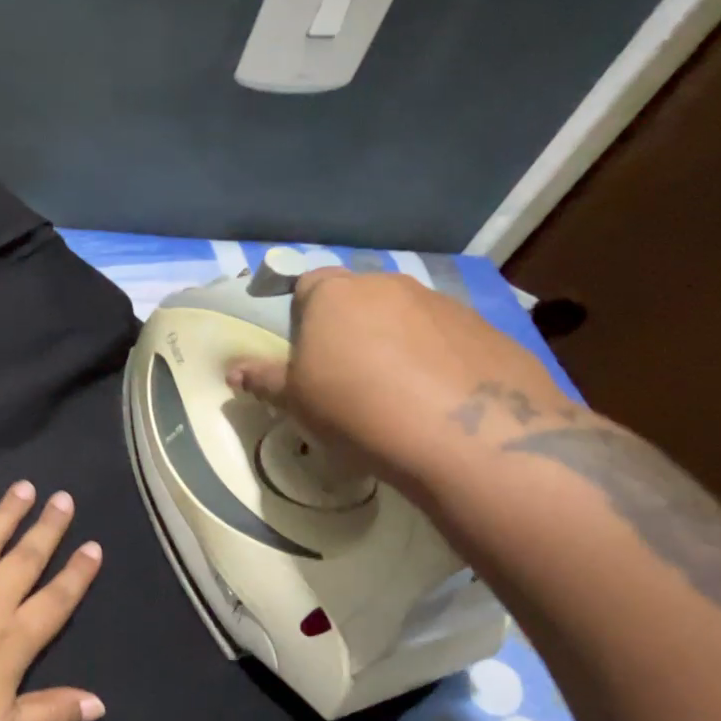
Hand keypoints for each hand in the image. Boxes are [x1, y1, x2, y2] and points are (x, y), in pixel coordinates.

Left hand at [0, 479, 105, 720]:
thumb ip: (49, 715)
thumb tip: (98, 703)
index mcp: (11, 641)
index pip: (55, 603)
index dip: (77, 576)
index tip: (94, 546)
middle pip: (24, 560)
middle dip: (47, 530)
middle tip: (63, 498)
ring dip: (5, 513)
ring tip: (23, 487)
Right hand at [225, 267, 578, 489]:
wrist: (467, 437)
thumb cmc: (356, 409)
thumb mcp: (295, 402)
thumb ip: (263, 380)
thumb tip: (233, 370)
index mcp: (335, 294)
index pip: (306, 283)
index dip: (300, 314)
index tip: (302, 350)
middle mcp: (390, 285)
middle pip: (359, 298)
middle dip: (349, 327)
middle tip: (342, 375)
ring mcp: (444, 304)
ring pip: (405, 317)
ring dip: (394, 343)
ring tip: (392, 393)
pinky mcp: (487, 330)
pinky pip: (446, 340)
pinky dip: (435, 360)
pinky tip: (433, 401)